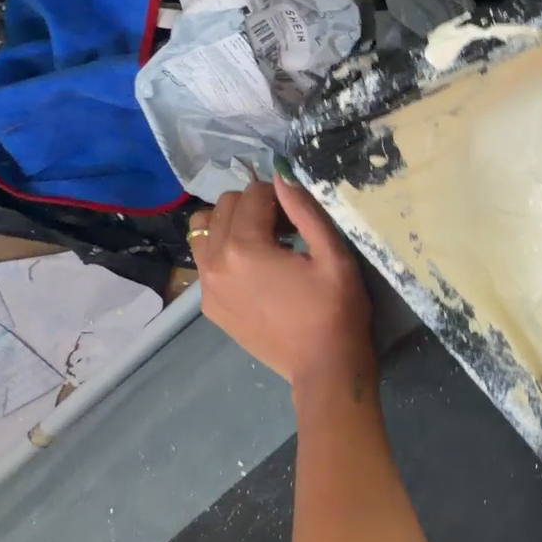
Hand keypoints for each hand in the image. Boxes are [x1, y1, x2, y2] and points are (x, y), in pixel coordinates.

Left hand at [188, 173, 373, 395]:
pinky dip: (227, 254)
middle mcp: (215, 261)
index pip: (253, 195)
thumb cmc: (337, 311)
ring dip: (232, 227)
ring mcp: (207, 286)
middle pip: (223, 208)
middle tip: (288, 228)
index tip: (301, 211)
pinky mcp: (211, 306)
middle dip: (255, 207)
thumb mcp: (335, 259)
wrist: (324, 366)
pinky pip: (207, 263)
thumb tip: (284, 175)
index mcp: (246, 246)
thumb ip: (308, 214)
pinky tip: (259, 273)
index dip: (280, 194)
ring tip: (266, 245)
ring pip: (204, 233)